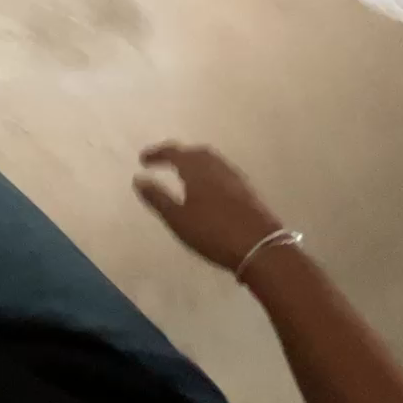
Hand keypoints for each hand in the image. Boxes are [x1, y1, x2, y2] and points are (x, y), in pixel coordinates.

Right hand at [135, 142, 284, 271]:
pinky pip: (225, 174)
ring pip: (214, 162)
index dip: (157, 153)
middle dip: (179, 154)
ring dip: (197, 163)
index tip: (143, 160)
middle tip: (166, 163)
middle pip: (197, 152)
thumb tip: (138, 179)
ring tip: (186, 175)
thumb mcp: (177, 218)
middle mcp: (218, 169)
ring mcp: (237, 180)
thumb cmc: (213, 232)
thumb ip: (157, 197)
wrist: (263, 251)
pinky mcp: (250, 194)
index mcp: (197, 170)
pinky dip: (211, 174)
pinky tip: (210, 190)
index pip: (174, 152)